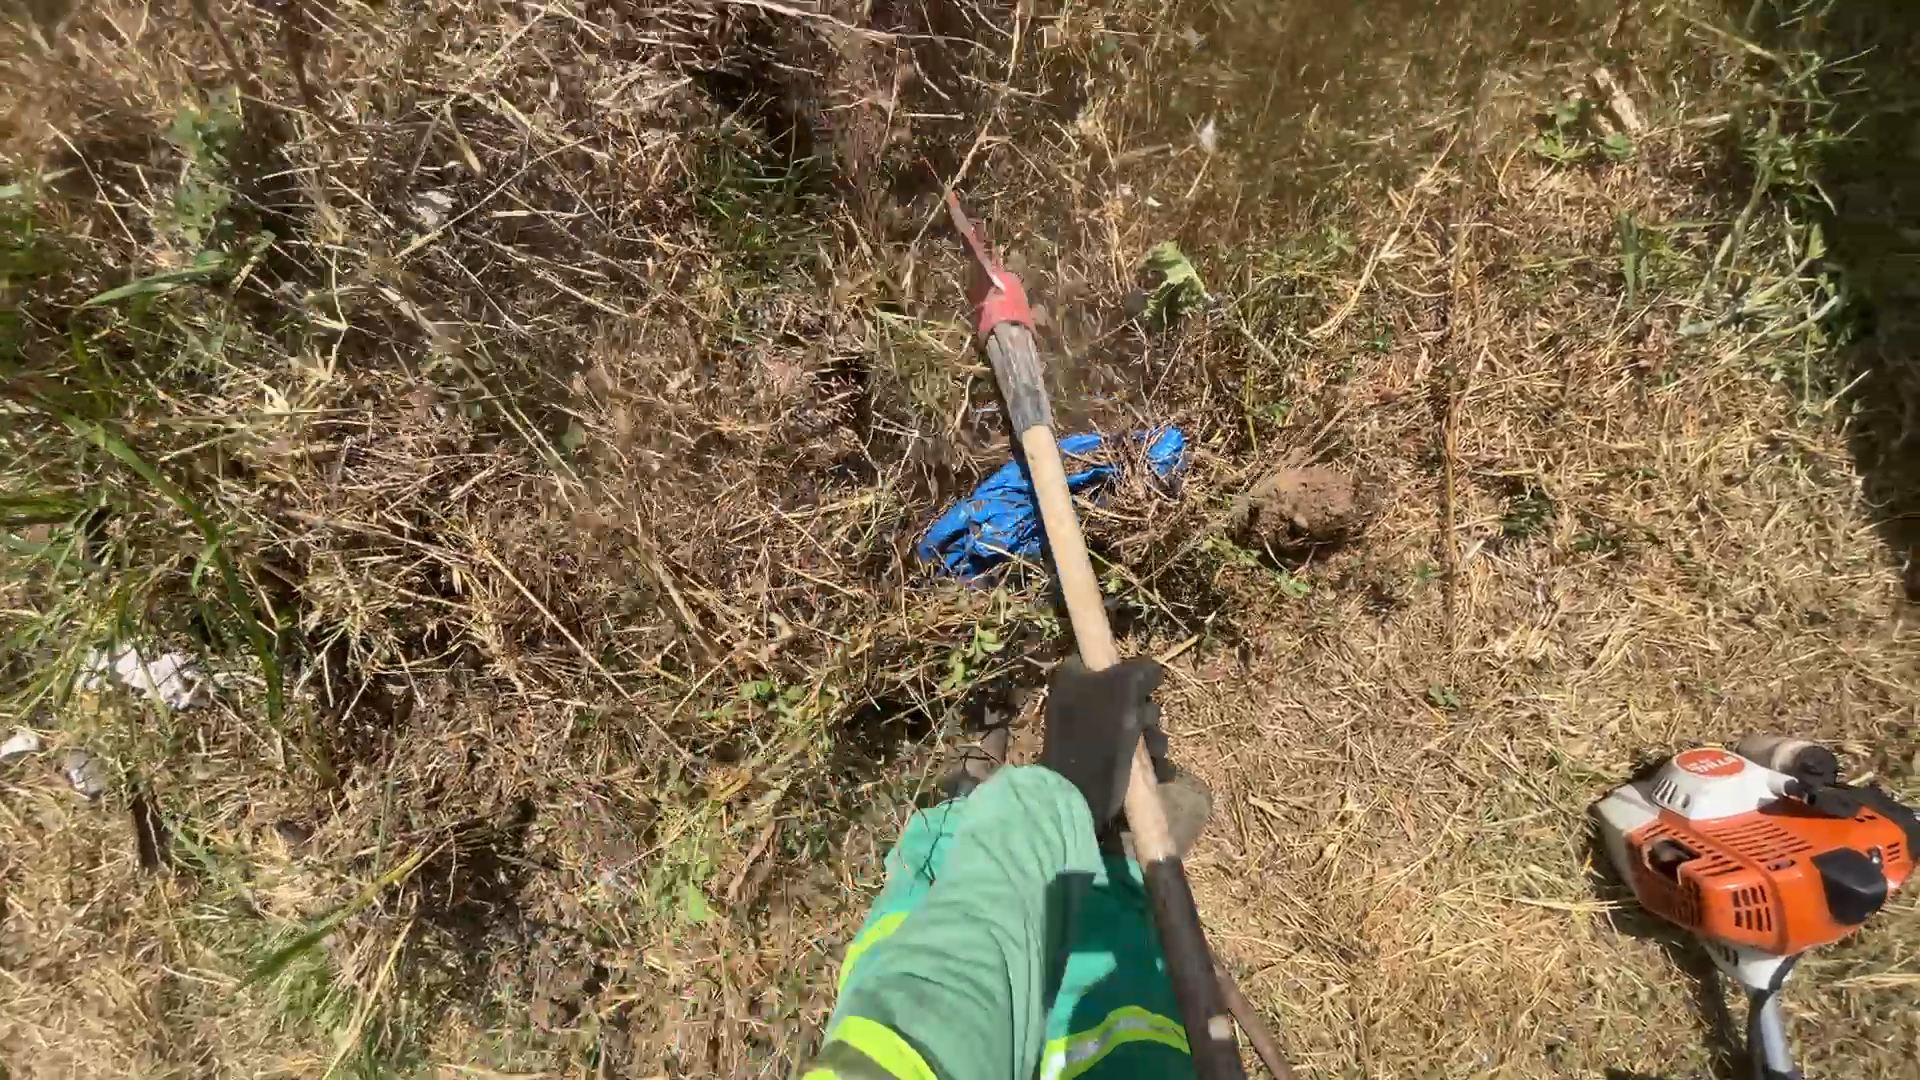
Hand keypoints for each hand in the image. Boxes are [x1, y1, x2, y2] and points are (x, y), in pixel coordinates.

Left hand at [1041, 656, 1162, 825]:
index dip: (1125, 670)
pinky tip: (1159, 769)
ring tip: (1155, 752)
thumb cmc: (1097, 730)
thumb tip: (1154, 669)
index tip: (1143, 683)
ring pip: (1137, 726)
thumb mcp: (1120, 688)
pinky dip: (1151, 760)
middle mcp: (1082, 704)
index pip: (1102, 662)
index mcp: (1075, 681)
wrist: (1080, 789)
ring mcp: (1094, 734)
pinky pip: (1137, 753)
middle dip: (1148, 713)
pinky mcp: (1106, 761)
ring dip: (1154, 738)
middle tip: (1148, 724)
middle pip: (1128, 697)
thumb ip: (1138, 672)